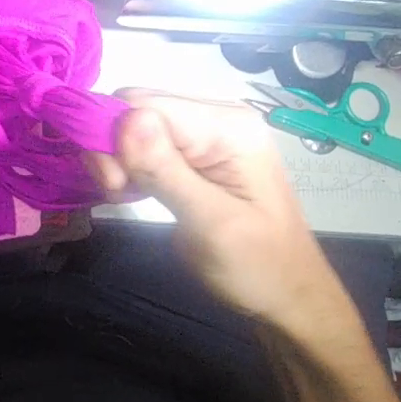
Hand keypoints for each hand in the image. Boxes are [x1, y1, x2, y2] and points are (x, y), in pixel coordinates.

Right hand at [87, 90, 356, 334]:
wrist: (287, 298)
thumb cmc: (258, 267)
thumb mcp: (212, 223)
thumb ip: (166, 170)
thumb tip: (127, 118)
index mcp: (227, 125)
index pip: (142, 103)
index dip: (115, 136)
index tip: (115, 184)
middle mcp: (213, 117)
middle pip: (133, 109)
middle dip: (113, 149)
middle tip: (119, 193)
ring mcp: (202, 135)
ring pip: (130, 127)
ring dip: (117, 161)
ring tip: (128, 197)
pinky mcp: (191, 154)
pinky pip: (140, 145)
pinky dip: (127, 168)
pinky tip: (134, 194)